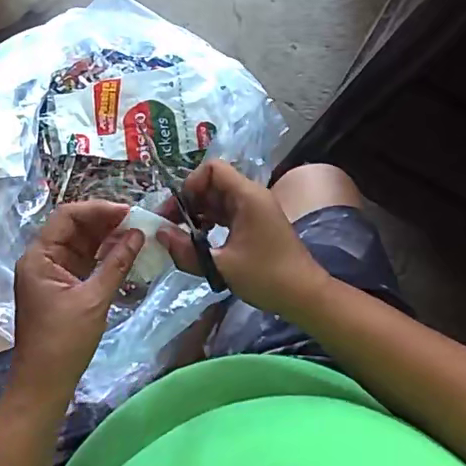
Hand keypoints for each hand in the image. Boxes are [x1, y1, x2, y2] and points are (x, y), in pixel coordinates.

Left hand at [11, 201, 144, 400]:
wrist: (44, 384)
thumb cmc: (63, 342)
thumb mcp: (93, 300)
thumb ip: (116, 263)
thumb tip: (137, 234)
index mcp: (39, 257)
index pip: (67, 216)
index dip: (97, 210)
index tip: (128, 211)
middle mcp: (42, 259)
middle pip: (73, 228)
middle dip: (105, 222)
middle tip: (138, 221)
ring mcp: (52, 273)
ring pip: (80, 244)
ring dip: (106, 238)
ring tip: (137, 233)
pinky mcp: (62, 288)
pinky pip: (83, 262)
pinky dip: (103, 256)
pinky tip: (125, 253)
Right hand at [156, 160, 331, 316]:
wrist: (305, 296)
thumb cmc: (267, 276)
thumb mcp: (221, 266)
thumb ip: (187, 250)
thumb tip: (159, 234)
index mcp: (248, 196)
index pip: (213, 169)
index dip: (191, 184)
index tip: (178, 210)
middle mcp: (252, 196)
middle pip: (213, 183)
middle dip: (189, 200)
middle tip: (170, 224)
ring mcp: (255, 210)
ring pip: (218, 199)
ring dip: (198, 212)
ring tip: (181, 234)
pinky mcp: (255, 224)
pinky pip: (226, 213)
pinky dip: (210, 221)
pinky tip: (200, 240)